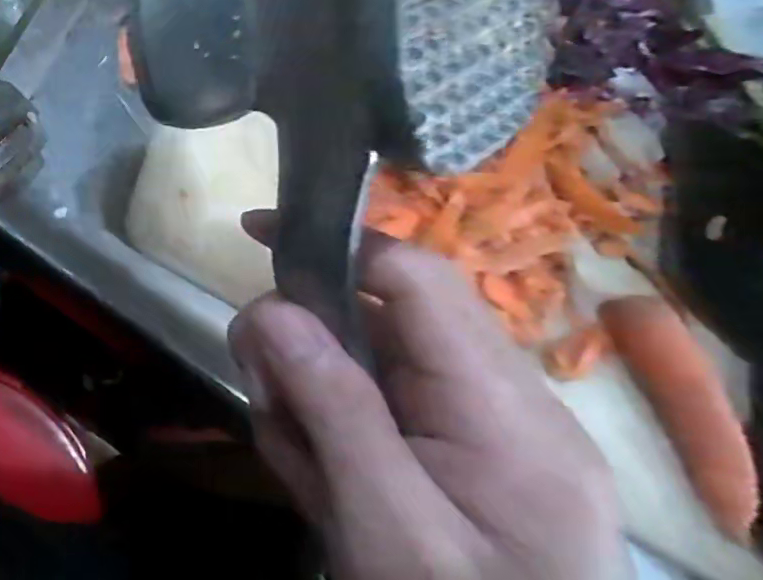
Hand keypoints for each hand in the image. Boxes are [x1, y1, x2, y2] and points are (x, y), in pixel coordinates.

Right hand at [229, 236, 623, 579]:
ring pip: (358, 357)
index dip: (335, 244)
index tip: (254, 233)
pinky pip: (367, 400)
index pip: (417, 280)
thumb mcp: (387, 528)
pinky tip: (316, 477)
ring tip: (297, 462)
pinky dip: (322, 423)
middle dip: (301, 343)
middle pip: (375, 317)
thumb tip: (271, 308)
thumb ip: (334, 410)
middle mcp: (501, 403)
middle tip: (262, 393)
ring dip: (303, 392)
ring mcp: (477, 428)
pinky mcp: (452, 450)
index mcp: (508, 413)